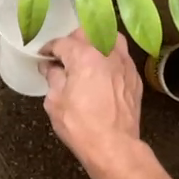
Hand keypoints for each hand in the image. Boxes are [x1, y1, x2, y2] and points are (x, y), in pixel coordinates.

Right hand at [42, 31, 144, 170]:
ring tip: (87, 57)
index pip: (62, 43)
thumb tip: (50, 67)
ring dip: (96, 42)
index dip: (49, 49)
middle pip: (87, 33)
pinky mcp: (134, 77)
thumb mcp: (55, 101)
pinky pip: (122, 57)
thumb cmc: (80, 125)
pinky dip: (110, 58)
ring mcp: (124, 64)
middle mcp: (107, 53)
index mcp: (83, 55)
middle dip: (73, 40)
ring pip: (111, 38)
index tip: (43, 56)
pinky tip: (103, 71)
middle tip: (63, 56)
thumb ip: (52, 78)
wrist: (113, 145)